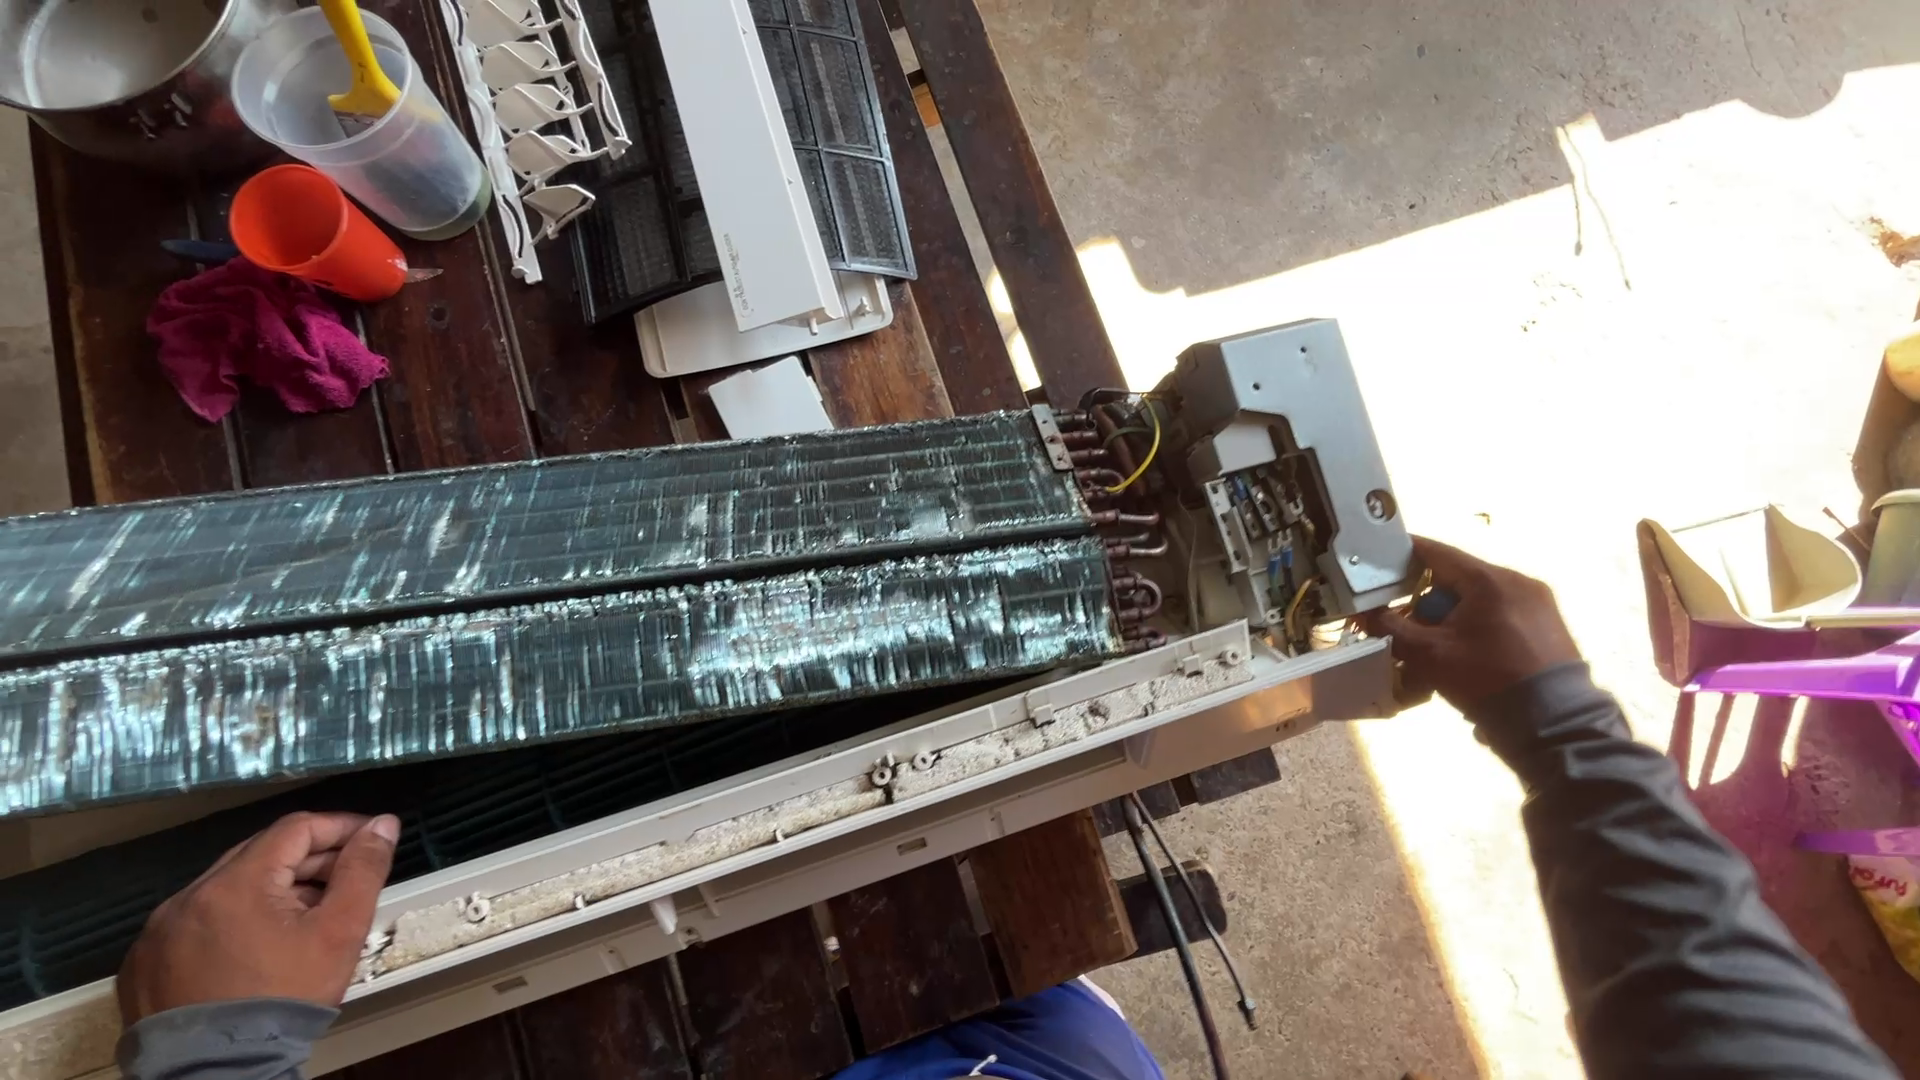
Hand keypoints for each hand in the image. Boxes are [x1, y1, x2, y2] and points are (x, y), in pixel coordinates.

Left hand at [118, 811, 399, 1024]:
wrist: (216, 1074)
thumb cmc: (287, 994)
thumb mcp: (342, 928)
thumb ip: (364, 868)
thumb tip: (383, 824)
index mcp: (233, 885)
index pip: (296, 828)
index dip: (341, 827)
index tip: (373, 840)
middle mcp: (185, 899)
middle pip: (261, 853)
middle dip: (312, 857)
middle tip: (347, 877)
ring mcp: (157, 933)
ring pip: (229, 884)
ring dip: (276, 885)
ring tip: (310, 912)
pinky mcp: (142, 964)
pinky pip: (199, 918)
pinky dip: (238, 915)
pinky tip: (262, 941)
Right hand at [1363, 536, 1580, 709]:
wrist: (1554, 723)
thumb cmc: (1486, 678)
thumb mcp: (1428, 654)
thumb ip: (1391, 627)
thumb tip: (1367, 613)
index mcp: (1488, 579)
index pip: (1434, 551)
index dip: (1401, 554)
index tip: (1376, 562)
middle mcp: (1517, 580)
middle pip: (1456, 576)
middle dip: (1425, 596)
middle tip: (1404, 619)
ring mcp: (1538, 601)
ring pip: (1477, 595)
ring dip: (1450, 612)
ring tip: (1436, 642)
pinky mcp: (1548, 623)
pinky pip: (1498, 610)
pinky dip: (1475, 623)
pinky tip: (1466, 650)